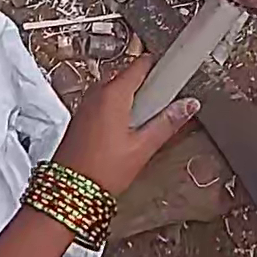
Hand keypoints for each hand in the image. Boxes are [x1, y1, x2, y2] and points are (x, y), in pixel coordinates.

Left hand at [52, 55, 197, 194]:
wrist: (68, 193)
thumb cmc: (100, 172)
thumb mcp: (142, 148)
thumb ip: (168, 122)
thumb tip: (188, 105)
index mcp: (113, 94)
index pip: (141, 64)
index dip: (160, 66)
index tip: (174, 73)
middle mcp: (97, 93)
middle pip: (130, 75)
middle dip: (148, 86)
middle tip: (163, 105)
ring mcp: (87, 104)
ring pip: (118, 88)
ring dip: (134, 98)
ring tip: (145, 122)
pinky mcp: (82, 117)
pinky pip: (106, 101)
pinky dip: (120, 107)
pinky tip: (127, 131)